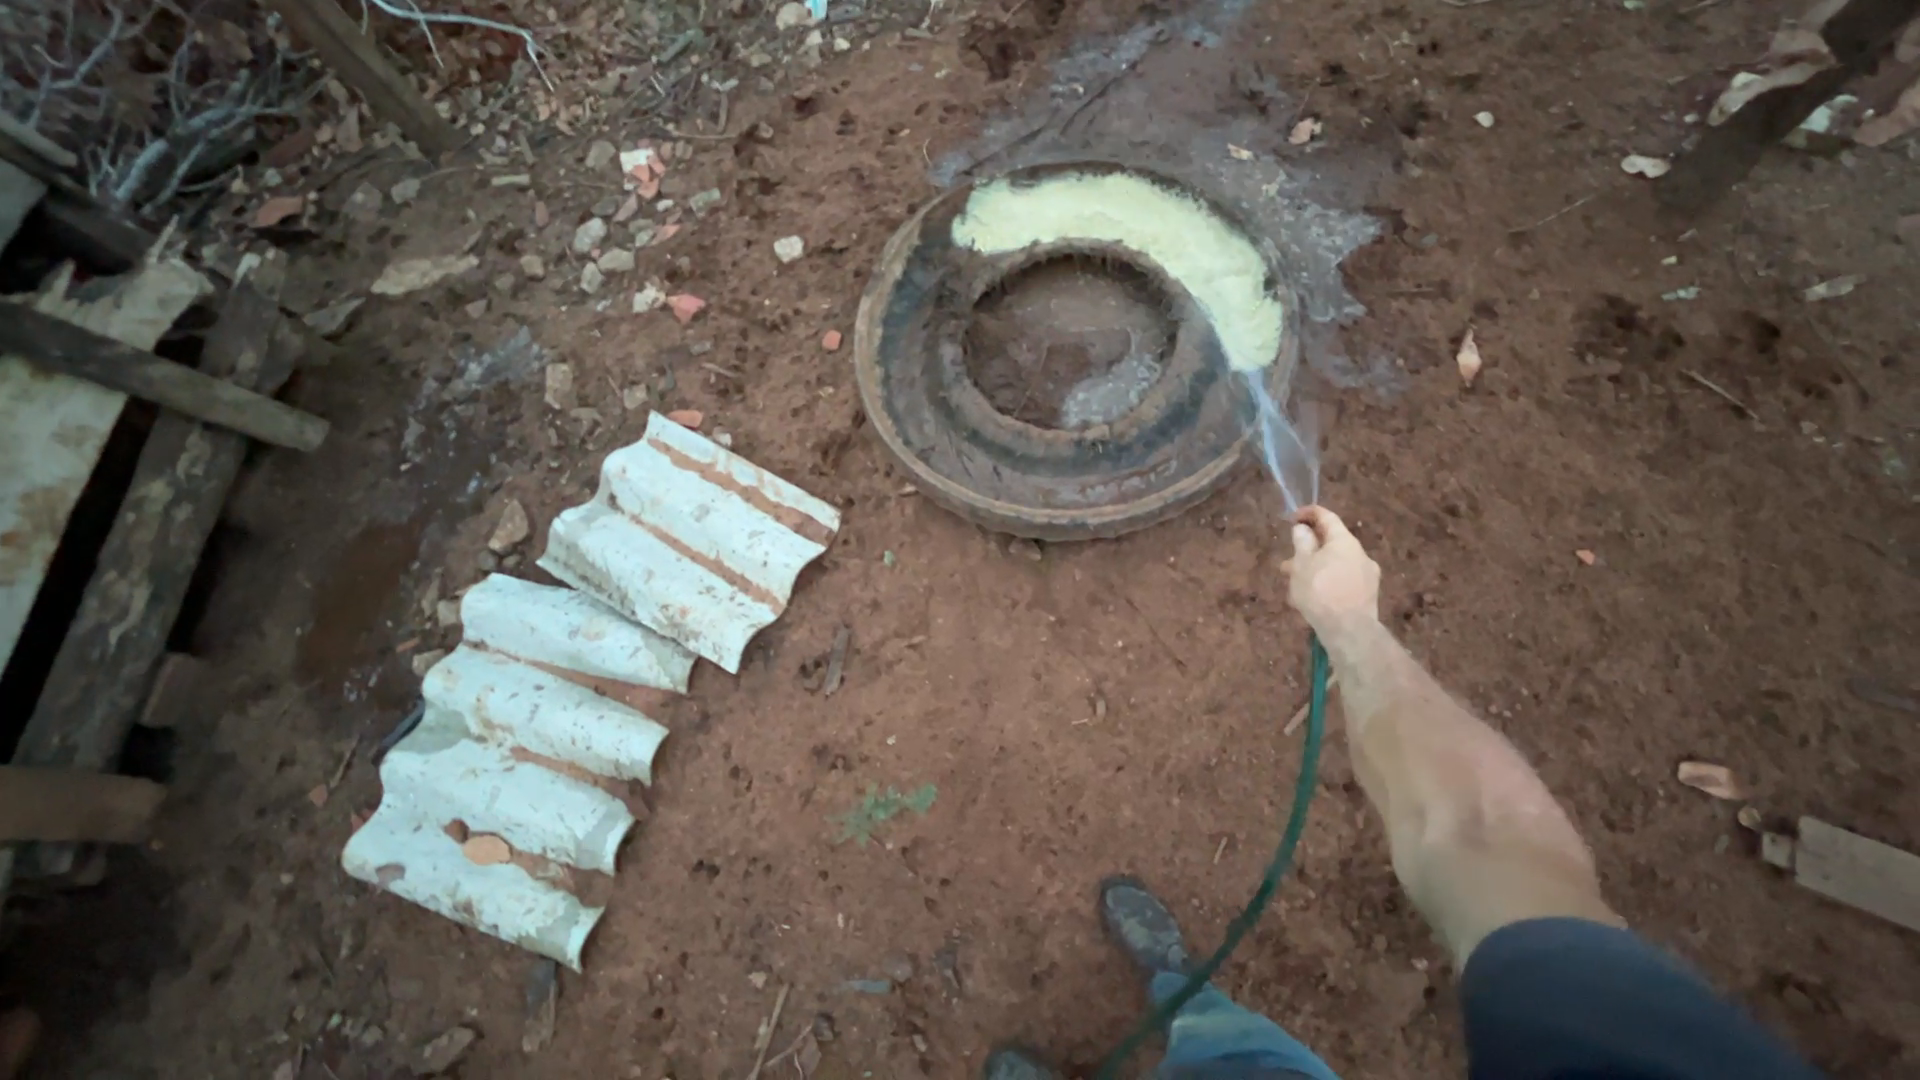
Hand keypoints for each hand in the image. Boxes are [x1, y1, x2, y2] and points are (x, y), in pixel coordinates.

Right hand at [1281, 506, 1379, 633]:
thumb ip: (1302, 543)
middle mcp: (1360, 554)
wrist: (1348, 629)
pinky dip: (1326, 583)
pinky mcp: (1367, 594)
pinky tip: (1311, 598)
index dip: (1309, 513)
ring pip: (1335, 564)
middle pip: (1331, 544)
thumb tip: (1303, 528)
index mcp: (1344, 541)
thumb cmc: (1320, 591)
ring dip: (1314, 569)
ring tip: (1294, 584)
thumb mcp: (1301, 565)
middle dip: (1308, 550)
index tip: (1293, 517)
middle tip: (1287, 561)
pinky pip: (1342, 581)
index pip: (1327, 517)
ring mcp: (1367, 575)